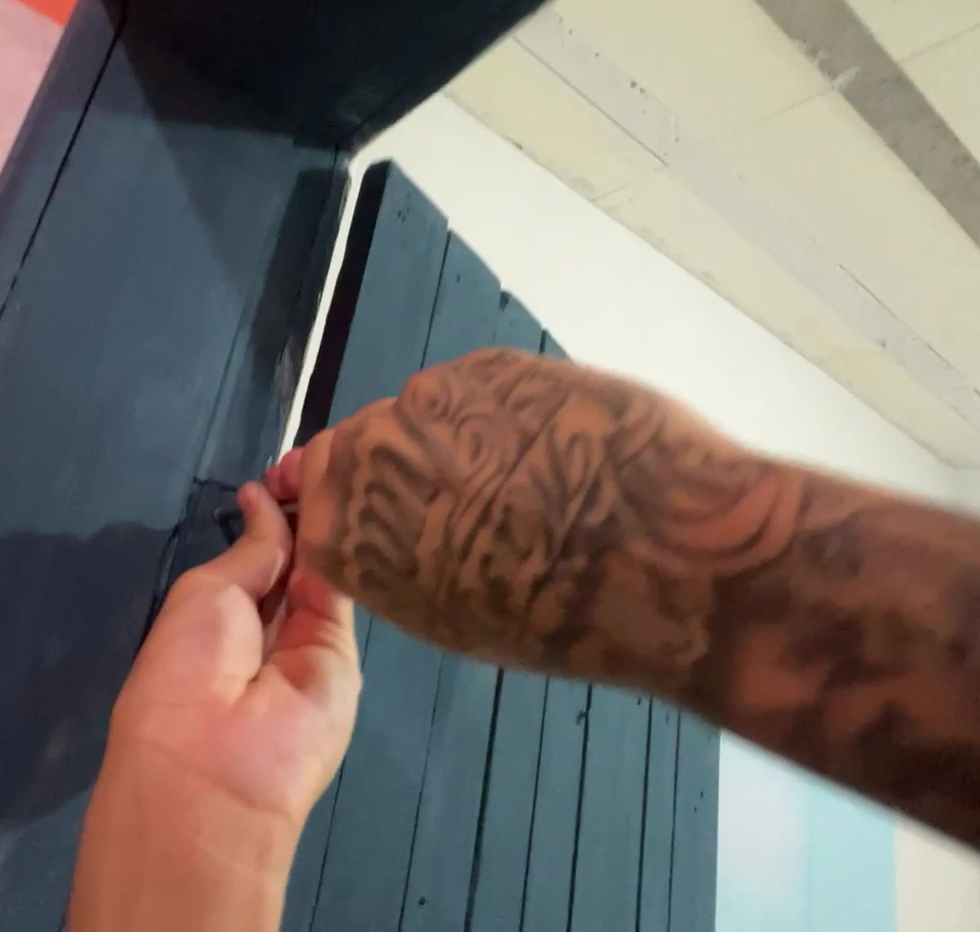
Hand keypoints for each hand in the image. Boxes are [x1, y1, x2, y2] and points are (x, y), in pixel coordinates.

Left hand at [70, 482, 360, 931]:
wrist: (219, 768)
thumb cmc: (187, 669)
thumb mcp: (208, 592)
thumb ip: (254, 548)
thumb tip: (263, 497)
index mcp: (224, 609)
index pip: (260, 547)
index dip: (273, 507)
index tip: (289, 465)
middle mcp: (269, 619)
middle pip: (295, 552)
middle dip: (302, 506)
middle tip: (320, 454)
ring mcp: (309, 634)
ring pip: (322, 564)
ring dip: (326, 520)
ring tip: (339, 462)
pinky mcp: (344, 649)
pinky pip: (345, 588)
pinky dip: (346, 545)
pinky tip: (353, 501)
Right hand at [270, 347, 767, 681]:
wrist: (664, 557)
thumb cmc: (554, 616)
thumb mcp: (449, 616)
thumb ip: (391, 560)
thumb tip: (391, 526)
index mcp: (349, 525)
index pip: (315, 490)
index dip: (353, 497)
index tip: (386, 506)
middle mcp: (372, 450)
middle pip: (364, 440)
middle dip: (399, 462)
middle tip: (461, 490)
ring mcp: (431, 397)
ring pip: (423, 411)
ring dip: (454, 435)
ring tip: (522, 471)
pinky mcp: (490, 362)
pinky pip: (476, 388)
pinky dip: (500, 412)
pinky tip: (551, 442)